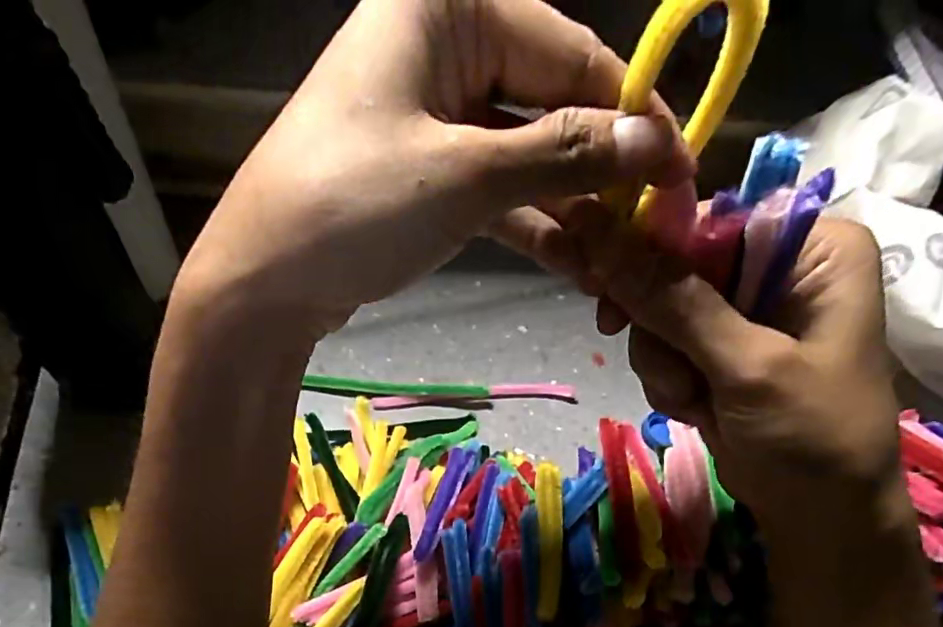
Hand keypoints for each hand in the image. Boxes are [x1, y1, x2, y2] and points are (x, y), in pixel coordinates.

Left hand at [176, 0, 694, 341]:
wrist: (262, 284)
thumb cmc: (352, 209)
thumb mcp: (465, 178)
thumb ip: (565, 156)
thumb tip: (657, 144)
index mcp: (448, 6)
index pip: (570, 52)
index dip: (633, 116)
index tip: (680, 175)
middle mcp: (442, 47)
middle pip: (552, 103)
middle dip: (603, 173)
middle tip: (653, 230)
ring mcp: (431, 114)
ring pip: (526, 155)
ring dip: (573, 210)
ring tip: (619, 263)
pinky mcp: (424, 173)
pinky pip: (495, 190)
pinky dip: (533, 226)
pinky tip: (577, 264)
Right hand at [561, 204, 907, 548]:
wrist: (818, 513)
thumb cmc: (810, 433)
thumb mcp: (746, 364)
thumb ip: (674, 301)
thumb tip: (602, 237)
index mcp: (811, 245)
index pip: (708, 220)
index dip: (652, 254)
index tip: (609, 296)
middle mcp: (776, 268)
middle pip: (674, 267)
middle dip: (661, 329)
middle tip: (672, 371)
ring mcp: (741, 314)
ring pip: (658, 314)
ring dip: (664, 364)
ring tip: (697, 401)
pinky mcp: (716, 352)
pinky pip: (661, 348)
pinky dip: (668, 382)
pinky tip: (696, 409)